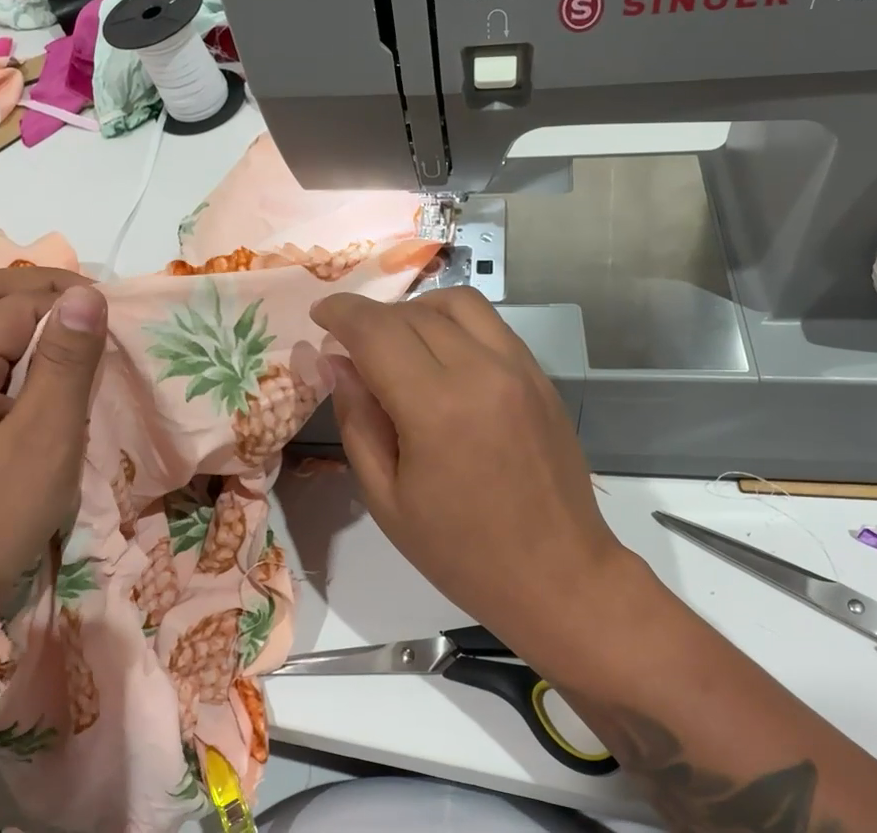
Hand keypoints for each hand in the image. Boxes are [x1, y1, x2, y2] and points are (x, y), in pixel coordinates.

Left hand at [0, 268, 107, 601]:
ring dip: (22, 318)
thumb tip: (87, 294)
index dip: (69, 300)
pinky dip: (6, 349)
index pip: (16, 302)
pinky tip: (35, 382)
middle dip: (39, 291)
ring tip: (71, 344)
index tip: (118, 319)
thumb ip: (66, 363)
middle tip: (91, 316)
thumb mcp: (44, 441)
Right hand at [310, 287, 628, 646]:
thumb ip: (357, 419)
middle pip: (414, 312)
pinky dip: (455, 324)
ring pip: (459, 302)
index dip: (341, 313)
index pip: (376, 330)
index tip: (319, 313)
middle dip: (372, 317)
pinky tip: (441, 357)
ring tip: (396, 341)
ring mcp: (519, 368)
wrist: (557, 573)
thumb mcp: (386, 499)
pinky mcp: (540, 376)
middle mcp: (481, 370)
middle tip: (350, 343)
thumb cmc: (461, 552)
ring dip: (417, 309)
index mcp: (436, 407)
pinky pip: (491, 325)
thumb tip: (337, 361)